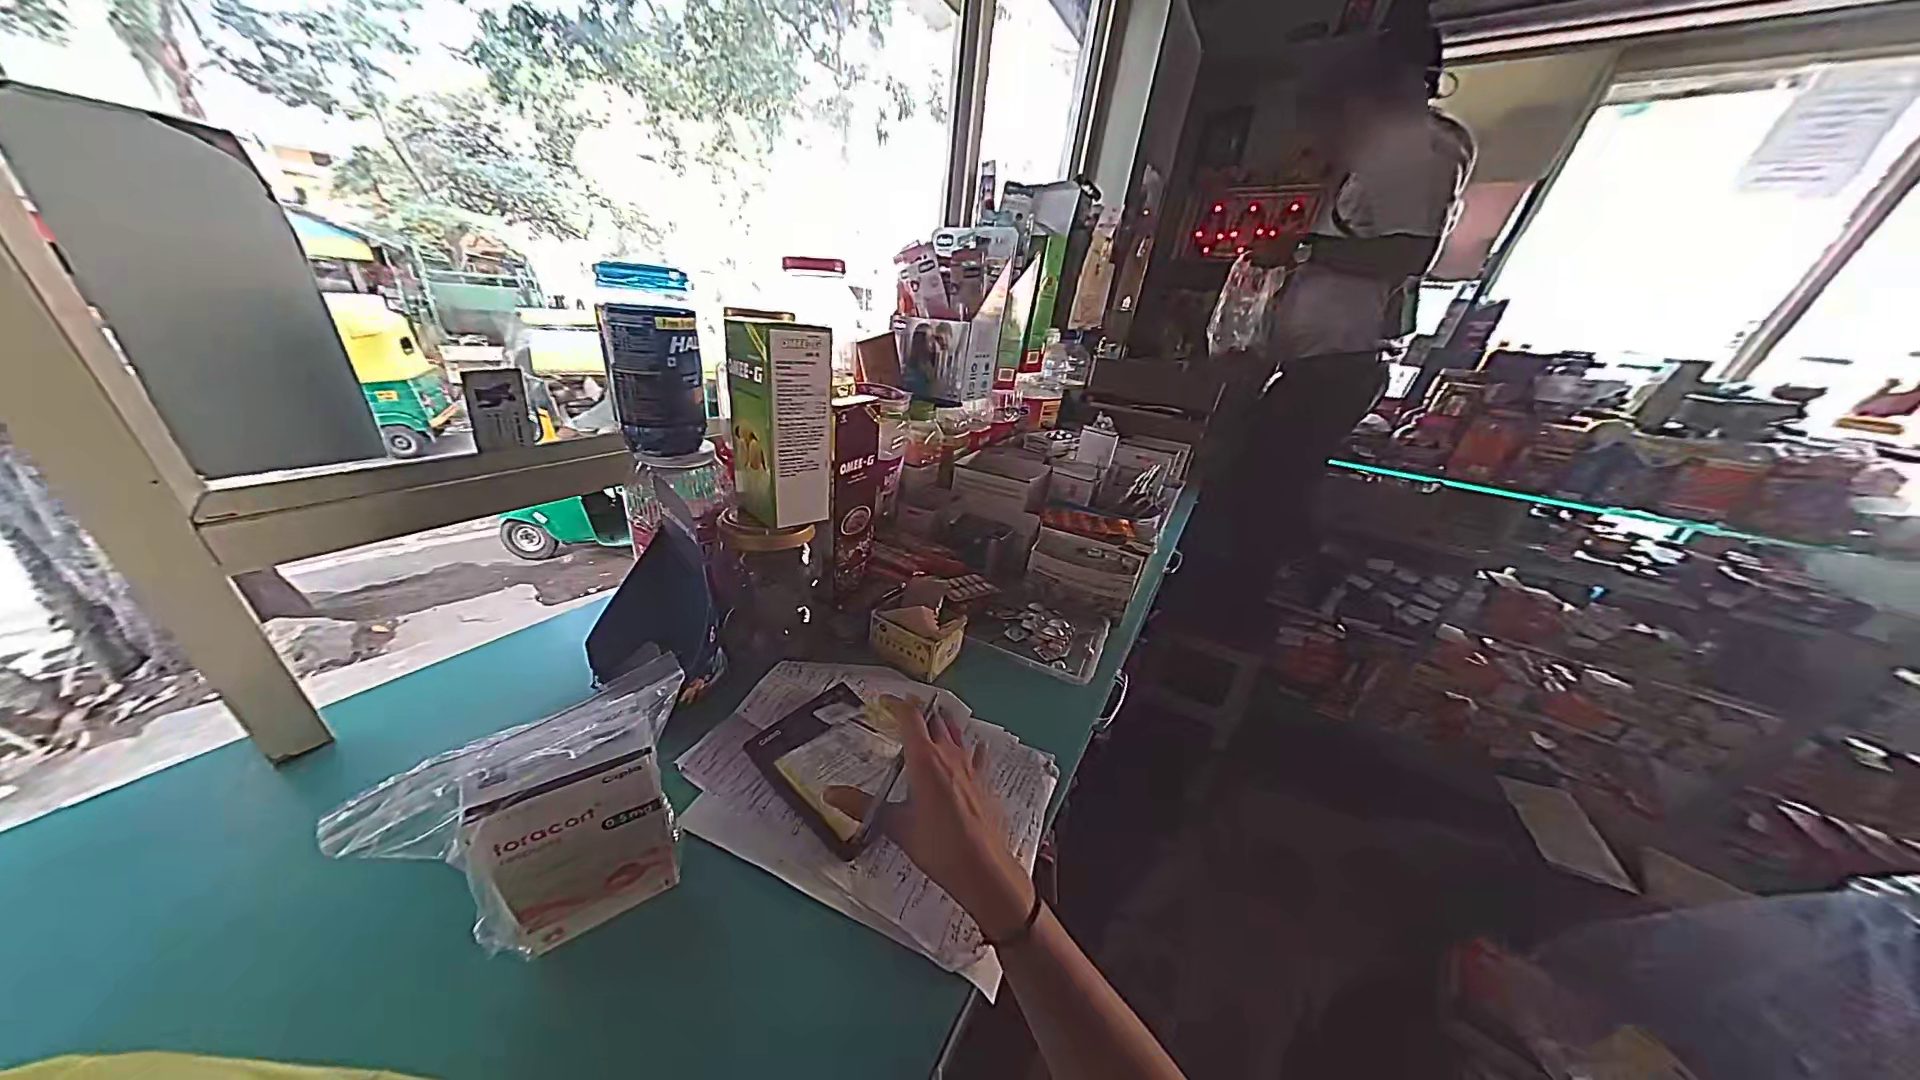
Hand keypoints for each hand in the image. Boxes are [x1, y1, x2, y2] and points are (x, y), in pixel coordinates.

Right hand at [825, 696, 1035, 938]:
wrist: (983, 867)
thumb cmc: (938, 846)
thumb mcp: (896, 825)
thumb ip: (861, 806)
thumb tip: (829, 793)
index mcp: (924, 759)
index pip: (910, 717)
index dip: (896, 704)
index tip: (884, 701)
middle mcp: (948, 755)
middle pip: (934, 719)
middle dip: (919, 710)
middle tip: (906, 708)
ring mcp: (970, 766)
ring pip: (956, 732)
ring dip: (943, 722)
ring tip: (934, 718)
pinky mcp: (984, 781)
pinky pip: (978, 754)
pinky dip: (971, 746)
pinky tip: (975, 746)